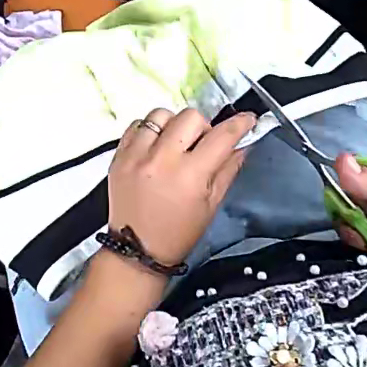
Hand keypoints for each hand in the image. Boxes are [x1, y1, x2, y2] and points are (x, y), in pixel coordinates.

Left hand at [108, 108, 255, 265]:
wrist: (137, 251)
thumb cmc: (177, 234)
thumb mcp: (211, 205)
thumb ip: (228, 169)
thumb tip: (243, 145)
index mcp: (189, 175)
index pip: (222, 136)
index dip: (240, 124)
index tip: (247, 121)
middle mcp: (161, 160)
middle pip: (191, 117)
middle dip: (204, 127)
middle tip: (202, 145)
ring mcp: (136, 156)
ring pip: (161, 115)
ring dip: (174, 126)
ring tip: (176, 145)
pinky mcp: (119, 156)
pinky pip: (137, 125)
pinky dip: (150, 131)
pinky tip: (156, 148)